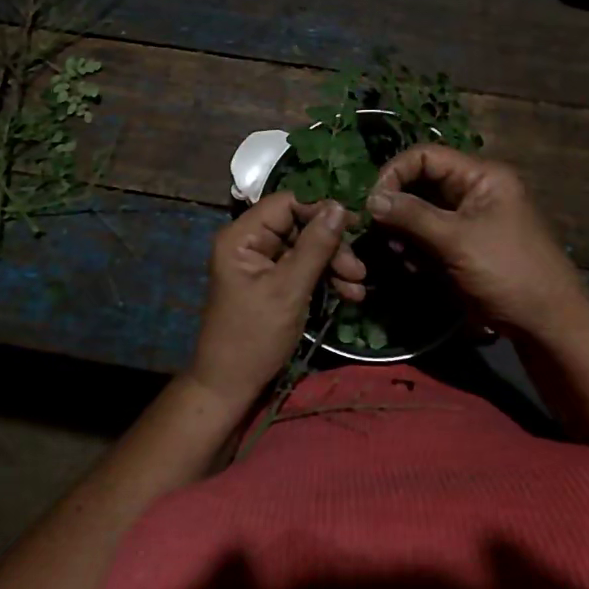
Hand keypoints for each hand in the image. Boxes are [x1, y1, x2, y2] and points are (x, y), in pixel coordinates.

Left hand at [189, 193, 365, 407]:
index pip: (286, 203)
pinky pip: (301, 269)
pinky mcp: (271, 283)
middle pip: (298, 226)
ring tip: (357, 287)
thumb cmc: (254, 336)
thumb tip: (339, 207)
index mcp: (241, 236)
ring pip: (304, 248)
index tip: (352, 226)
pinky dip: (324, 279)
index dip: (319, 211)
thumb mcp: (289, 289)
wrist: (230, 385)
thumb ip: (315, 247)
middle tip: (358, 270)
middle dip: (331, 245)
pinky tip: (347, 294)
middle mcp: (249, 242)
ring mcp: (260, 264)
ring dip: (333, 264)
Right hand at [365, 144, 582, 328]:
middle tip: (382, 234)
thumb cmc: (508, 274)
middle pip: (419, 184)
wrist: (547, 326)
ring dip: (403, 232)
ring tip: (401, 256)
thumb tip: (370, 199)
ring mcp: (468, 220)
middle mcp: (473, 191)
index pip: (424, 157)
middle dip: (397, 208)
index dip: (394, 173)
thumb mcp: (456, 241)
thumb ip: (412, 216)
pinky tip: (414, 268)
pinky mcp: (462, 245)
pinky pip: (427, 236)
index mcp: (481, 177)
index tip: (372, 202)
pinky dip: (415, 249)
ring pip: (419, 212)